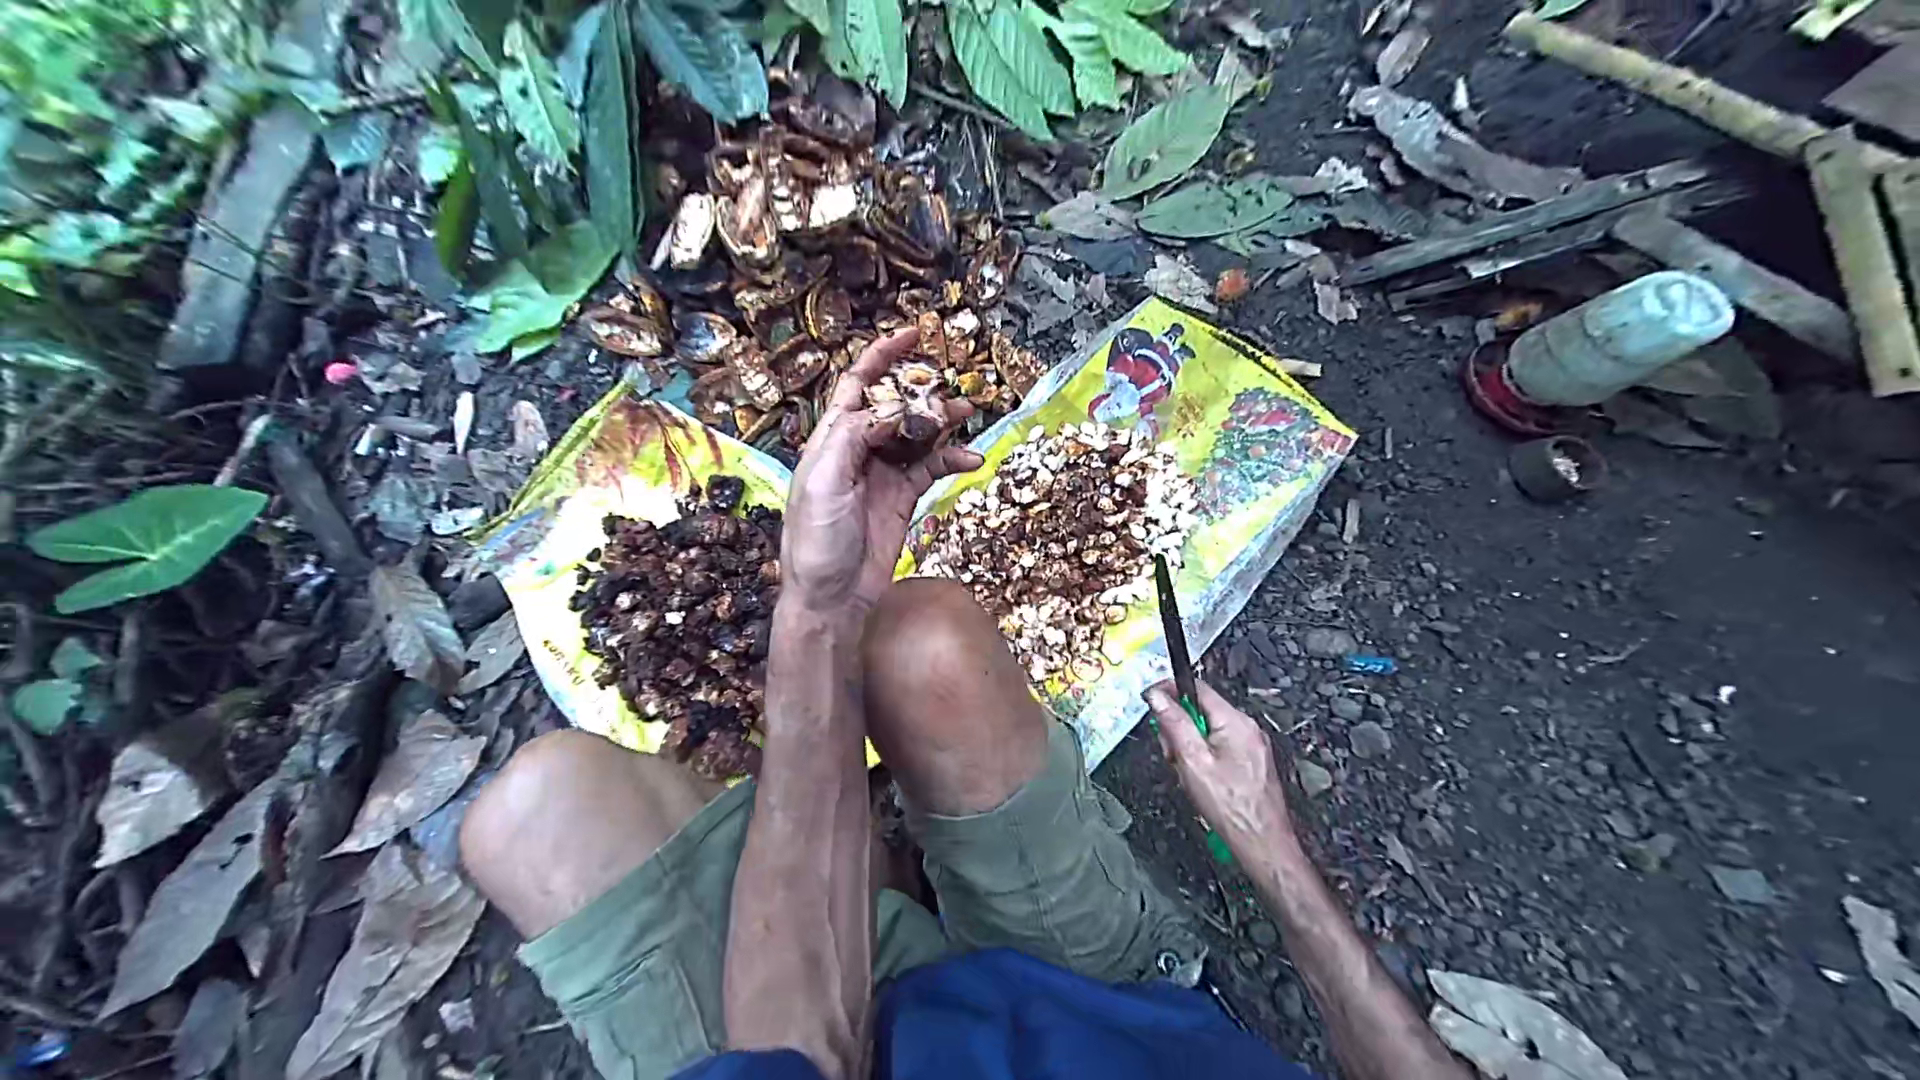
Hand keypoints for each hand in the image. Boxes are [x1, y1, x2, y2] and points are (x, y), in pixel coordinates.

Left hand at [781, 328, 982, 615]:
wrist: (834, 598)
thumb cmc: (816, 542)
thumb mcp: (824, 482)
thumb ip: (851, 438)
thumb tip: (886, 407)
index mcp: (832, 439)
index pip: (858, 385)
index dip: (882, 357)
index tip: (911, 335)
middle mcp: (859, 450)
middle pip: (895, 405)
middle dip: (921, 390)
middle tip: (948, 385)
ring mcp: (884, 473)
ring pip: (919, 434)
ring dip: (943, 422)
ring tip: (968, 413)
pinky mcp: (904, 497)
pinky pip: (932, 468)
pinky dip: (952, 460)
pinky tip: (970, 461)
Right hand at [1145, 679, 1293, 850]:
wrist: (1263, 844)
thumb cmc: (1232, 808)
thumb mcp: (1192, 761)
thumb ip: (1173, 724)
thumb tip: (1158, 696)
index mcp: (1235, 722)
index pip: (1196, 688)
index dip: (1169, 690)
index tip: (1151, 699)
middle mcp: (1247, 728)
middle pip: (1200, 710)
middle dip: (1179, 727)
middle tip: (1172, 752)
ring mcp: (1251, 745)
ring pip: (1208, 730)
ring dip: (1189, 745)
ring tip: (1187, 772)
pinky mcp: (1251, 761)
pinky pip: (1219, 746)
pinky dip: (1203, 756)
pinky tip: (1200, 779)